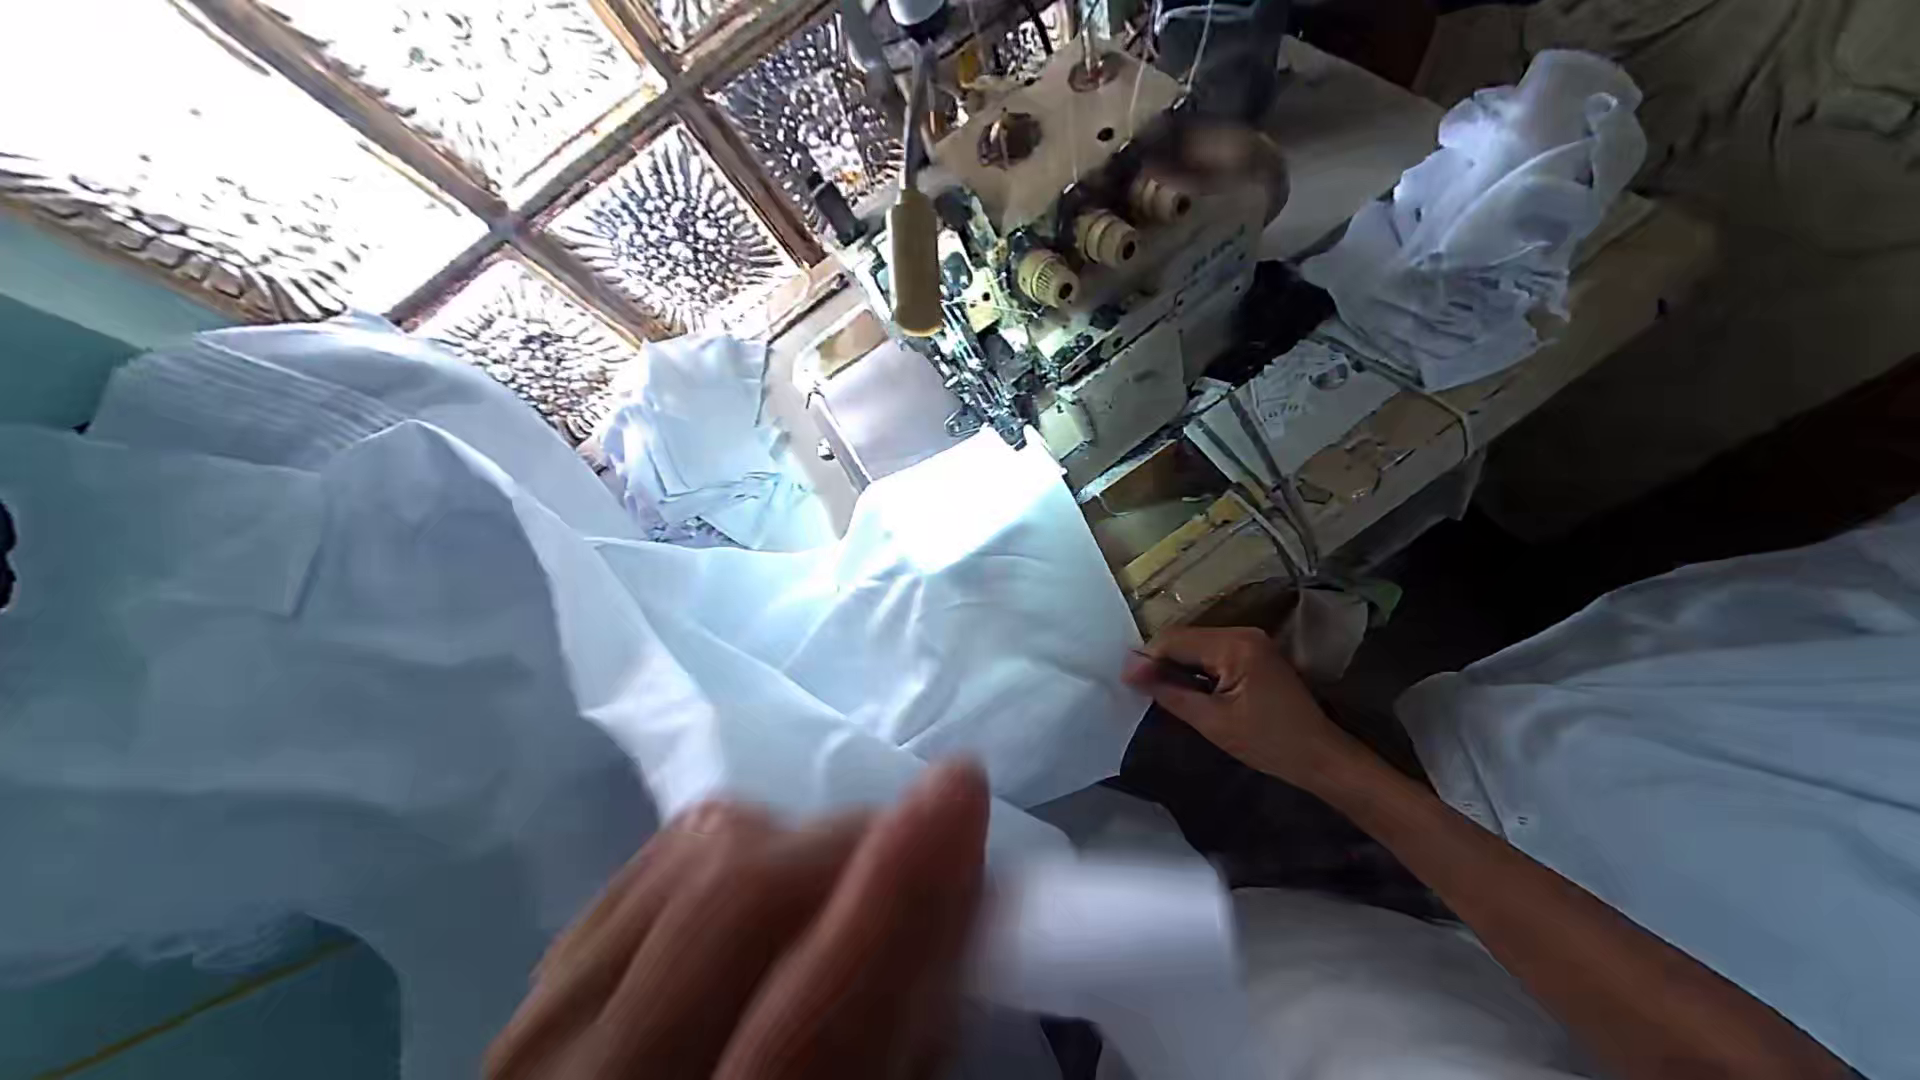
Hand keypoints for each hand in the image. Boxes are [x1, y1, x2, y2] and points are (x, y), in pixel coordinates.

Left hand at [487, 761, 989, 1079]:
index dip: (897, 891)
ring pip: (698, 855)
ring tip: (835, 885)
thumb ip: (916, 1010)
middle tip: (917, 839)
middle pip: (737, 904)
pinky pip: (665, 851)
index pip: (812, 1019)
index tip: (962, 787)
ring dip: (801, 842)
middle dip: (853, 845)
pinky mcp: (541, 978)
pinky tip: (764, 888)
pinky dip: (741, 844)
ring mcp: (543, 1037)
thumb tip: (954, 875)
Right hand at [1122, 626, 1368, 790]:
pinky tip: (1185, 687)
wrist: (1321, 758)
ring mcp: (1250, 641)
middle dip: (1159, 661)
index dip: (1147, 658)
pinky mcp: (1253, 652)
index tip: (1126, 681)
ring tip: (1157, 689)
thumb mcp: (1211, 721)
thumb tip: (1130, 671)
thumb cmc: (1268, 743)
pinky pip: (1211, 652)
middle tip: (1138, 688)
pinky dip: (1194, 668)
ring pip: (1195, 644)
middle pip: (1184, 638)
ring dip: (1175, 664)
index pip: (1175, 640)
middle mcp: (1242, 633)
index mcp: (1235, 645)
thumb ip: (1169, 692)